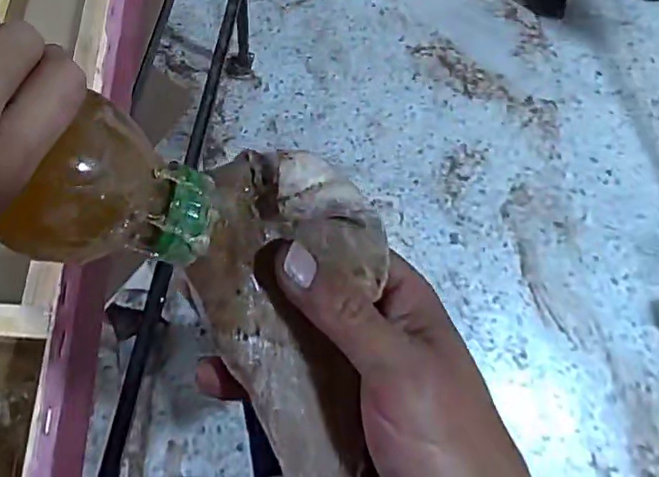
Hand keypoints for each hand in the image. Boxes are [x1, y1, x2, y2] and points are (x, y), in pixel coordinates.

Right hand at [197, 245, 527, 476]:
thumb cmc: (447, 434)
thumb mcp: (398, 364)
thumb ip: (347, 311)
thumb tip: (293, 255)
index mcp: (399, 302)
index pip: (349, 252)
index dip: (307, 236)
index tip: (259, 223)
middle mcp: (370, 330)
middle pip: (312, 296)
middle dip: (268, 288)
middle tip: (219, 273)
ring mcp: (348, 374)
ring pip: (293, 342)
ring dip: (252, 336)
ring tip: (211, 329)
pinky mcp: (328, 417)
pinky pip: (285, 390)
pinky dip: (252, 384)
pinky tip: (220, 378)